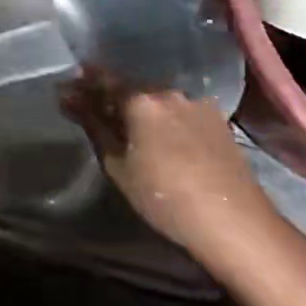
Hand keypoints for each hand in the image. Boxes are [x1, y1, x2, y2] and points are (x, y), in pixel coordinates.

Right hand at [61, 70, 276, 261]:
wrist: (239, 228)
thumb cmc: (166, 197)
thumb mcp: (116, 164)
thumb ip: (91, 123)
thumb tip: (68, 95)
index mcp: (141, 98)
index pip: (100, 77)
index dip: (80, 83)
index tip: (65, 93)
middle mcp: (169, 92)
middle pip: (129, 85)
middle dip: (108, 95)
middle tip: (91, 111)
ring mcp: (198, 105)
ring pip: (155, 98)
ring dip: (137, 106)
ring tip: (125, 126)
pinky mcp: (218, 121)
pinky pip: (177, 110)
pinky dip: (161, 116)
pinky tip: (157, 136)